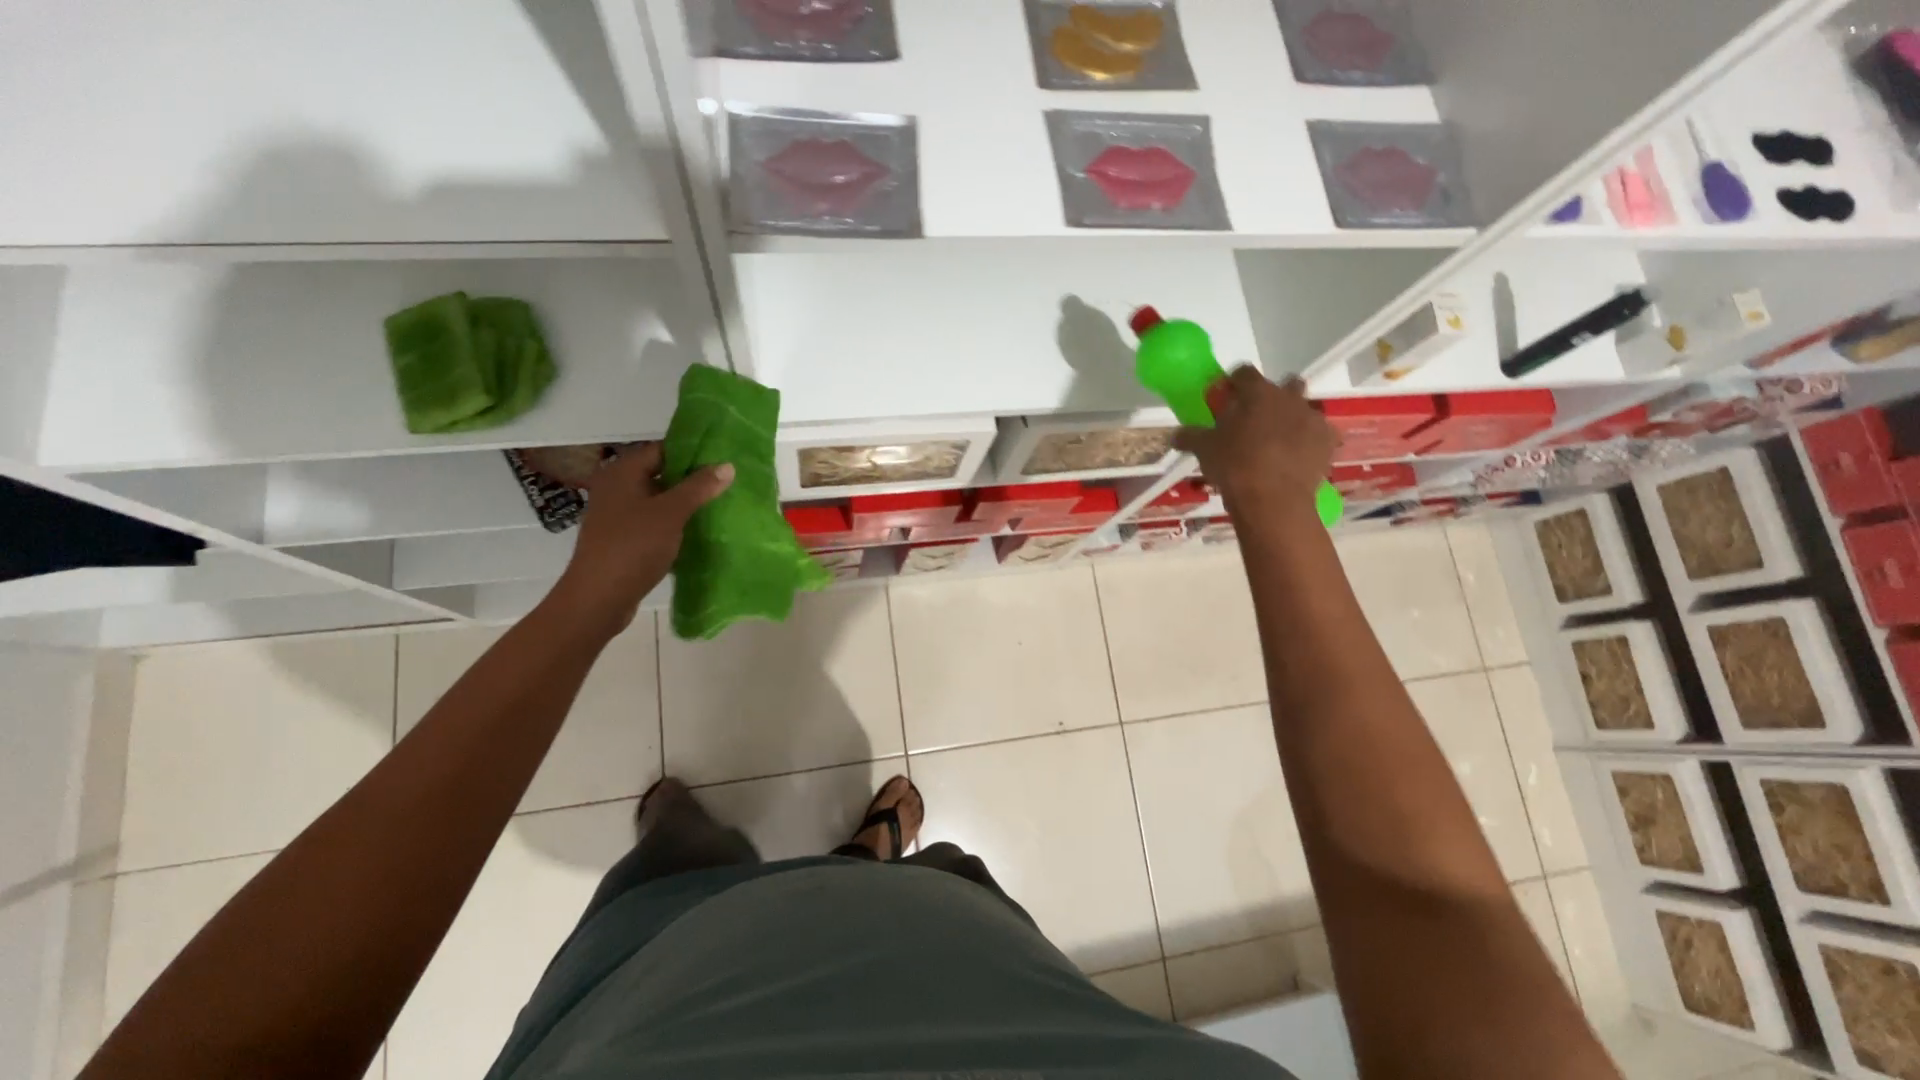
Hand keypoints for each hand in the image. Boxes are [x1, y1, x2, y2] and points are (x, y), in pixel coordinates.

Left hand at [547, 444, 732, 636]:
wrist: (599, 597)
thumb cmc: (633, 546)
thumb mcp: (671, 513)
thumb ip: (699, 487)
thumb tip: (727, 465)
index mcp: (622, 472)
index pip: (661, 450)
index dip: (691, 453)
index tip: (721, 460)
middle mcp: (615, 488)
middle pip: (659, 474)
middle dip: (691, 479)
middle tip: (726, 483)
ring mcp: (616, 515)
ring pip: (657, 500)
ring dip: (683, 503)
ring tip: (718, 505)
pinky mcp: (622, 539)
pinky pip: (652, 522)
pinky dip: (672, 523)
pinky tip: (696, 531)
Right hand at [1174, 367, 1335, 522]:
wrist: (1273, 500)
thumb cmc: (1234, 466)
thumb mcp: (1204, 450)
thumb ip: (1190, 437)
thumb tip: (1175, 435)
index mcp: (1256, 392)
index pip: (1244, 372)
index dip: (1234, 383)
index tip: (1227, 397)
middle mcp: (1288, 397)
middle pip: (1285, 383)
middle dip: (1273, 396)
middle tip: (1257, 419)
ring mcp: (1312, 418)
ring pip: (1304, 408)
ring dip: (1293, 418)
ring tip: (1278, 442)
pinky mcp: (1328, 441)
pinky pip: (1319, 434)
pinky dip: (1309, 441)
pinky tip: (1296, 458)